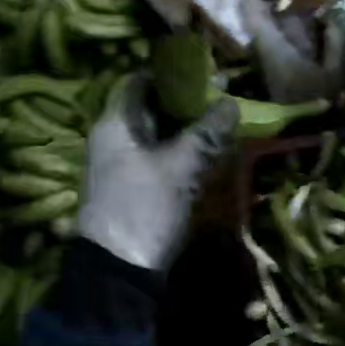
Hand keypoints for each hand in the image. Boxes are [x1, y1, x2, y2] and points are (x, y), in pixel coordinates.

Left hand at [76, 75, 238, 270]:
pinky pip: (156, 157)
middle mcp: (113, 138)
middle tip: (219, 100)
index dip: (169, 74)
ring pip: (155, 135)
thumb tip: (231, 102)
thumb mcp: (181, 166)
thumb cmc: (145, 207)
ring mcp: (120, 164)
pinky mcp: (131, 186)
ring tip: (219, 125)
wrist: (118, 271)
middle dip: (184, 104)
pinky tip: (205, 155)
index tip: (201, 74)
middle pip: (149, 108)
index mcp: (115, 123)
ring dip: (184, 130)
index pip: (138, 82)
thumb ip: (206, 133)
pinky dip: (178, 152)